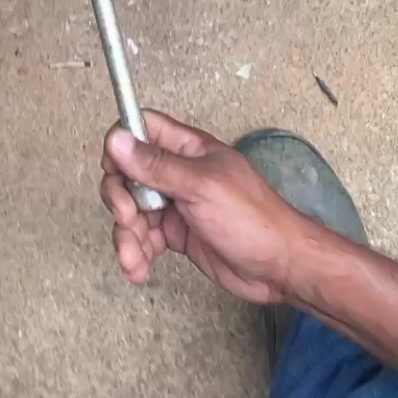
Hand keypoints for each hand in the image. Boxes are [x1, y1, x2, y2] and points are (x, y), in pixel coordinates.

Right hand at [99, 111, 317, 303]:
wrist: (282, 268)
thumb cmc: (254, 220)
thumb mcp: (201, 187)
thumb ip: (156, 165)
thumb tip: (117, 139)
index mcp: (186, 149)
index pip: (141, 128)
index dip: (121, 145)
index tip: (115, 170)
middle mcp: (177, 172)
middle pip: (127, 173)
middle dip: (119, 199)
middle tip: (128, 220)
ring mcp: (176, 204)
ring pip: (132, 209)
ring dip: (126, 235)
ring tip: (133, 259)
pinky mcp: (177, 233)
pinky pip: (143, 238)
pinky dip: (136, 253)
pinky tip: (138, 270)